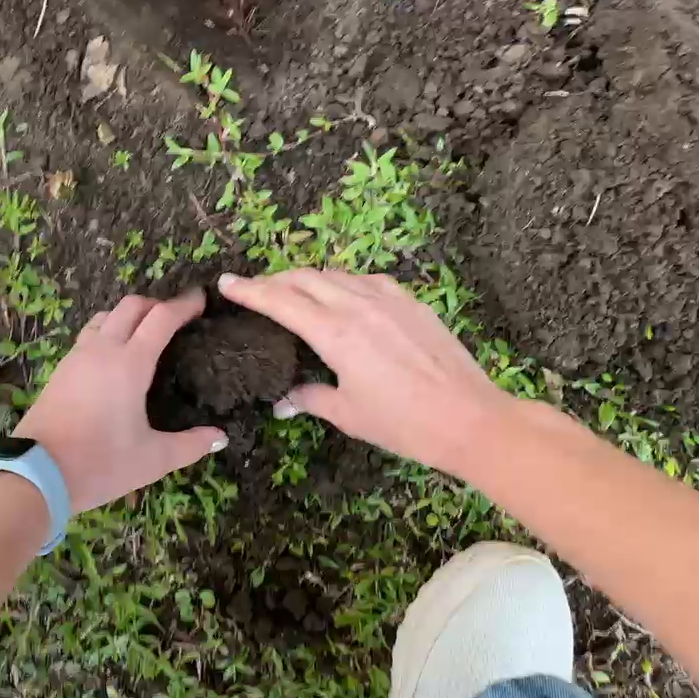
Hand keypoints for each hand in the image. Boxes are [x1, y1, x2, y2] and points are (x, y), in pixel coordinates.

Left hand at [13, 289, 226, 511]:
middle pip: (131, 306)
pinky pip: (89, 334)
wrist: (36, 472)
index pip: (161, 318)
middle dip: (156, 304)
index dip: (183, 305)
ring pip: (106, 316)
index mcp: (130, 363)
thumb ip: (190, 446)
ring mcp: (78, 356)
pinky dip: (108, 330)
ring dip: (128, 314)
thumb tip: (221, 437)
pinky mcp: (61, 368)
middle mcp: (103, 349)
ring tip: (144, 331)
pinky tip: (113, 353)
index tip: (201, 298)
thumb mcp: (152, 459)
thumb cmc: (100, 463)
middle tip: (175, 317)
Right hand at [218, 270, 512, 473]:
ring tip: (294, 292)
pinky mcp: (411, 301)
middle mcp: (358, 305)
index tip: (225, 282)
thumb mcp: (350, 415)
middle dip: (273, 280)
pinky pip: (366, 279)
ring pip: (335, 273)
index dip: (249, 290)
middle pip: (304, 277)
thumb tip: (282, 401)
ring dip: (308, 278)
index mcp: (336, 333)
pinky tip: (344, 296)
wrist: (473, 419)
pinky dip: (343, 281)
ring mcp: (388, 298)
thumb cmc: (405, 424)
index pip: (280, 300)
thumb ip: (310, 399)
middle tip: (254, 290)